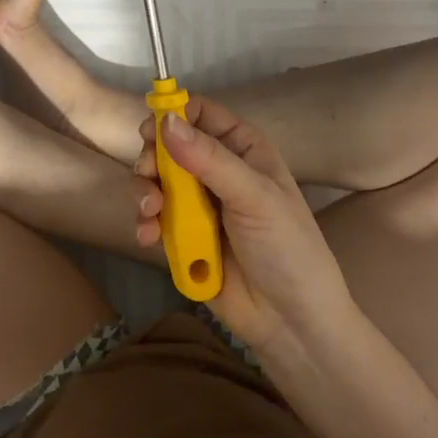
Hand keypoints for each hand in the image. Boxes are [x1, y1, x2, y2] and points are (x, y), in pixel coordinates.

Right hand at [135, 98, 353, 355]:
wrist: (292, 324)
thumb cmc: (287, 248)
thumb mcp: (254, 197)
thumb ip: (209, 159)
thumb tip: (166, 121)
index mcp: (242, 149)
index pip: (200, 114)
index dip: (173, 115)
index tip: (150, 128)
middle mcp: (216, 170)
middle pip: (168, 145)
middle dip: (152, 158)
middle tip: (148, 174)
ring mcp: (197, 204)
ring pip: (155, 181)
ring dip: (145, 192)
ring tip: (150, 212)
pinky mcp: (182, 237)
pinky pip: (152, 218)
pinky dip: (145, 223)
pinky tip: (148, 237)